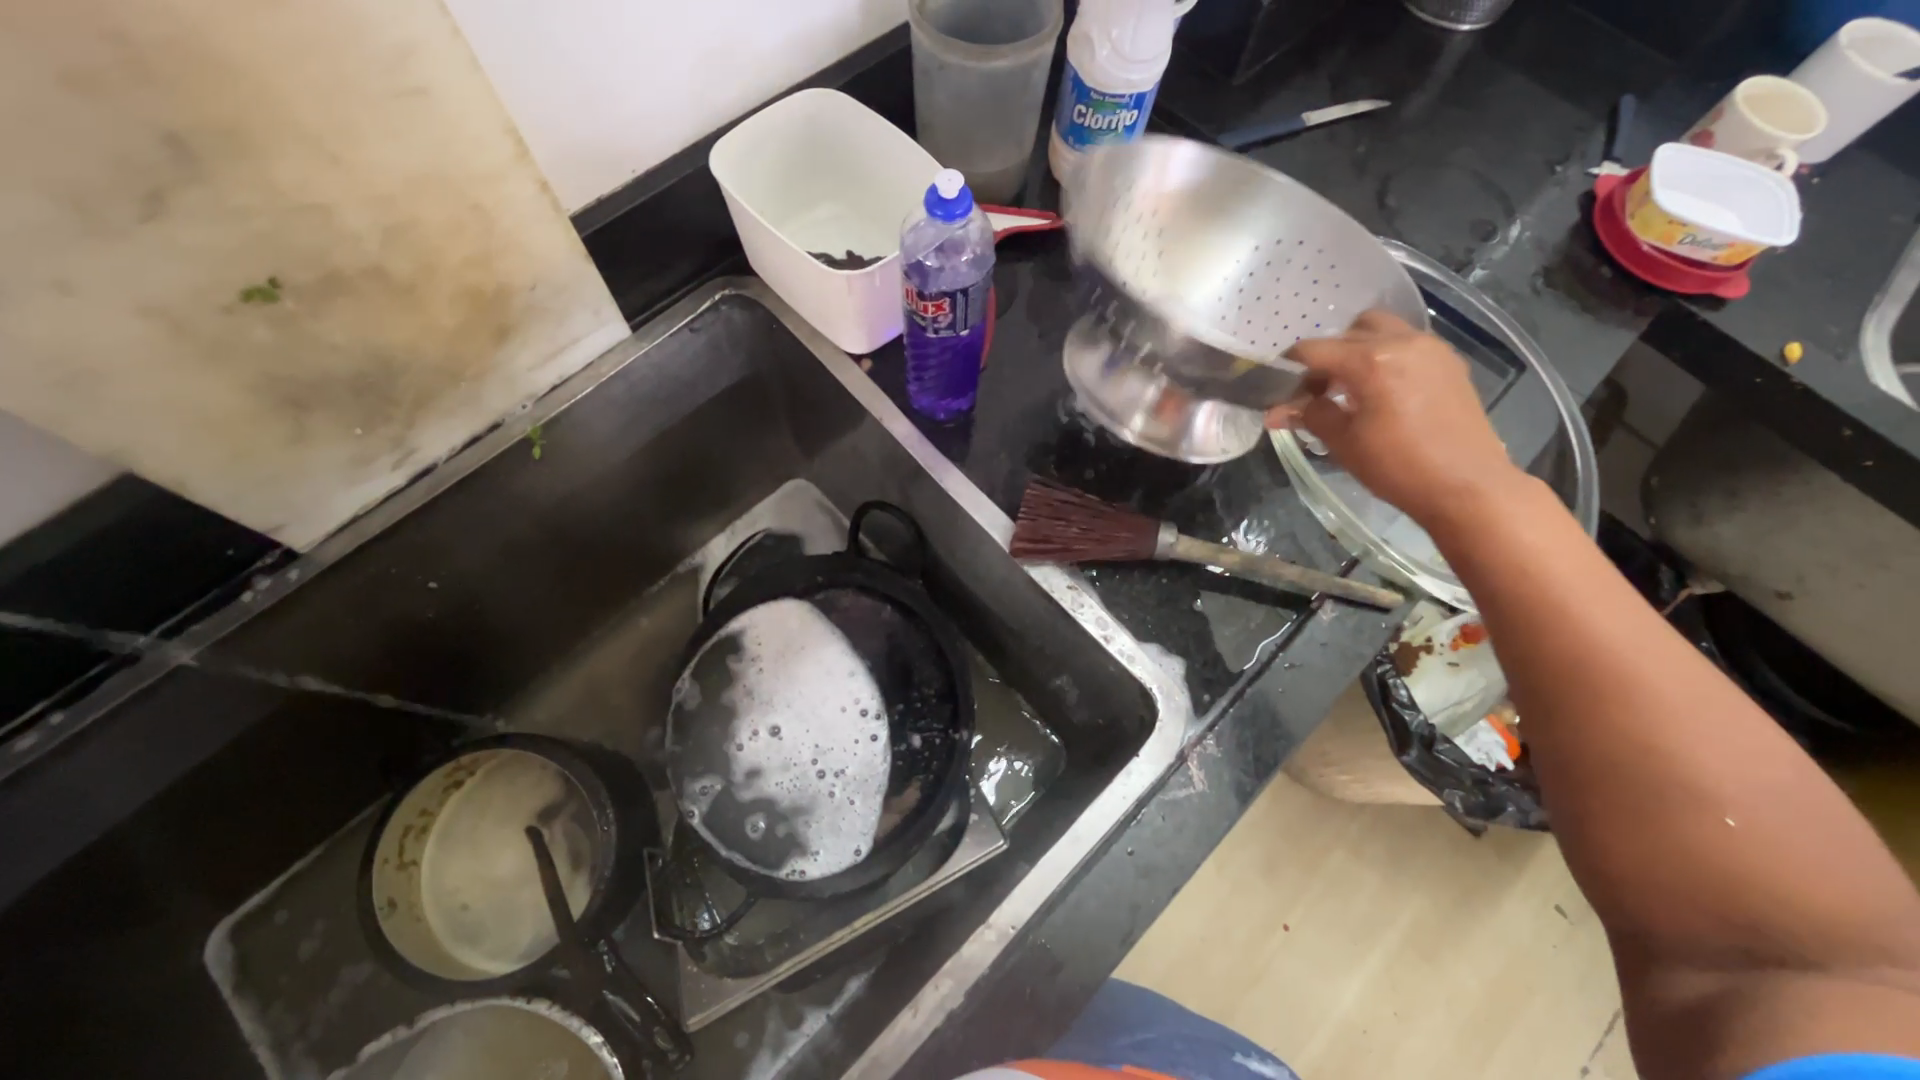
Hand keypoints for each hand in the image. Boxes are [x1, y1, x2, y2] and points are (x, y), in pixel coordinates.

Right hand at [1265, 311, 1527, 528]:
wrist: (1468, 487)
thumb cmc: (1399, 468)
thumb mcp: (1344, 443)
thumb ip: (1309, 416)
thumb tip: (1276, 411)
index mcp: (1371, 361)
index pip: (1313, 350)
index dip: (1288, 368)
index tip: (1278, 391)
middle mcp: (1402, 341)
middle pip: (1346, 334)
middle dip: (1324, 359)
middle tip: (1315, 394)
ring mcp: (1430, 348)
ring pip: (1380, 329)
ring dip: (1356, 350)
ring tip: (1351, 388)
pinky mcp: (1449, 361)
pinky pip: (1406, 342)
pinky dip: (1385, 355)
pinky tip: (1382, 392)